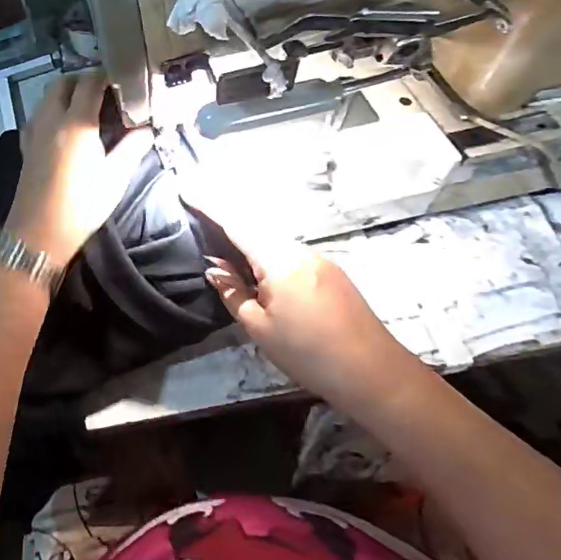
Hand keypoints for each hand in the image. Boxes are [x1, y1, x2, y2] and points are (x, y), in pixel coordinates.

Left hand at [5, 71, 153, 261]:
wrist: (37, 235)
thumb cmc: (81, 206)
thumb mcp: (114, 178)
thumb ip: (132, 147)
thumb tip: (147, 128)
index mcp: (76, 122)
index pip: (90, 83)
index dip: (107, 76)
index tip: (124, 79)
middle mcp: (51, 119)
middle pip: (64, 83)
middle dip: (84, 79)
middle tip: (107, 90)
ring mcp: (35, 131)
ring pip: (48, 96)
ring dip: (68, 92)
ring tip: (90, 106)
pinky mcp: (26, 145)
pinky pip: (40, 113)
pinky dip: (54, 108)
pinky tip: (67, 126)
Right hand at [194, 196, 425, 406]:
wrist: (373, 372)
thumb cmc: (308, 354)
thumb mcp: (260, 327)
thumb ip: (233, 292)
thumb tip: (214, 268)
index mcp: (279, 259)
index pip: (237, 223)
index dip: (210, 205)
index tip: (188, 187)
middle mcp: (300, 250)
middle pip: (257, 227)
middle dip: (229, 221)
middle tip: (201, 217)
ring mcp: (319, 260)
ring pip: (275, 241)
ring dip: (251, 242)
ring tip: (228, 252)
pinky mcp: (331, 273)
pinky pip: (290, 254)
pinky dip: (269, 256)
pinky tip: (261, 274)